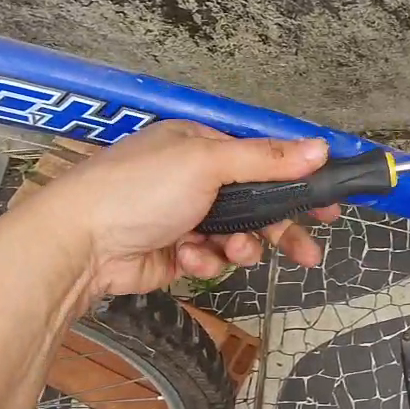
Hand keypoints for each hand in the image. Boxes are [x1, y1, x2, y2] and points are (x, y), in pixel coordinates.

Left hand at [16, 120, 337, 298]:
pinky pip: (213, 260)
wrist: (81, 244)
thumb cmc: (141, 189)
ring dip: (236, 248)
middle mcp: (197, 180)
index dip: (298, 184)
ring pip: (240, 238)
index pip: (265, 162)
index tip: (328, 205)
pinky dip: (204, 261)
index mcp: (203, 147)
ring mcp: (188, 218)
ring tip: (222, 250)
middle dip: (279, 230)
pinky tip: (185, 258)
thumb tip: (322, 147)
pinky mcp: (179, 254)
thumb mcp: (208, 163)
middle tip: (308, 253)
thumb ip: (267, 159)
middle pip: (258, 206)